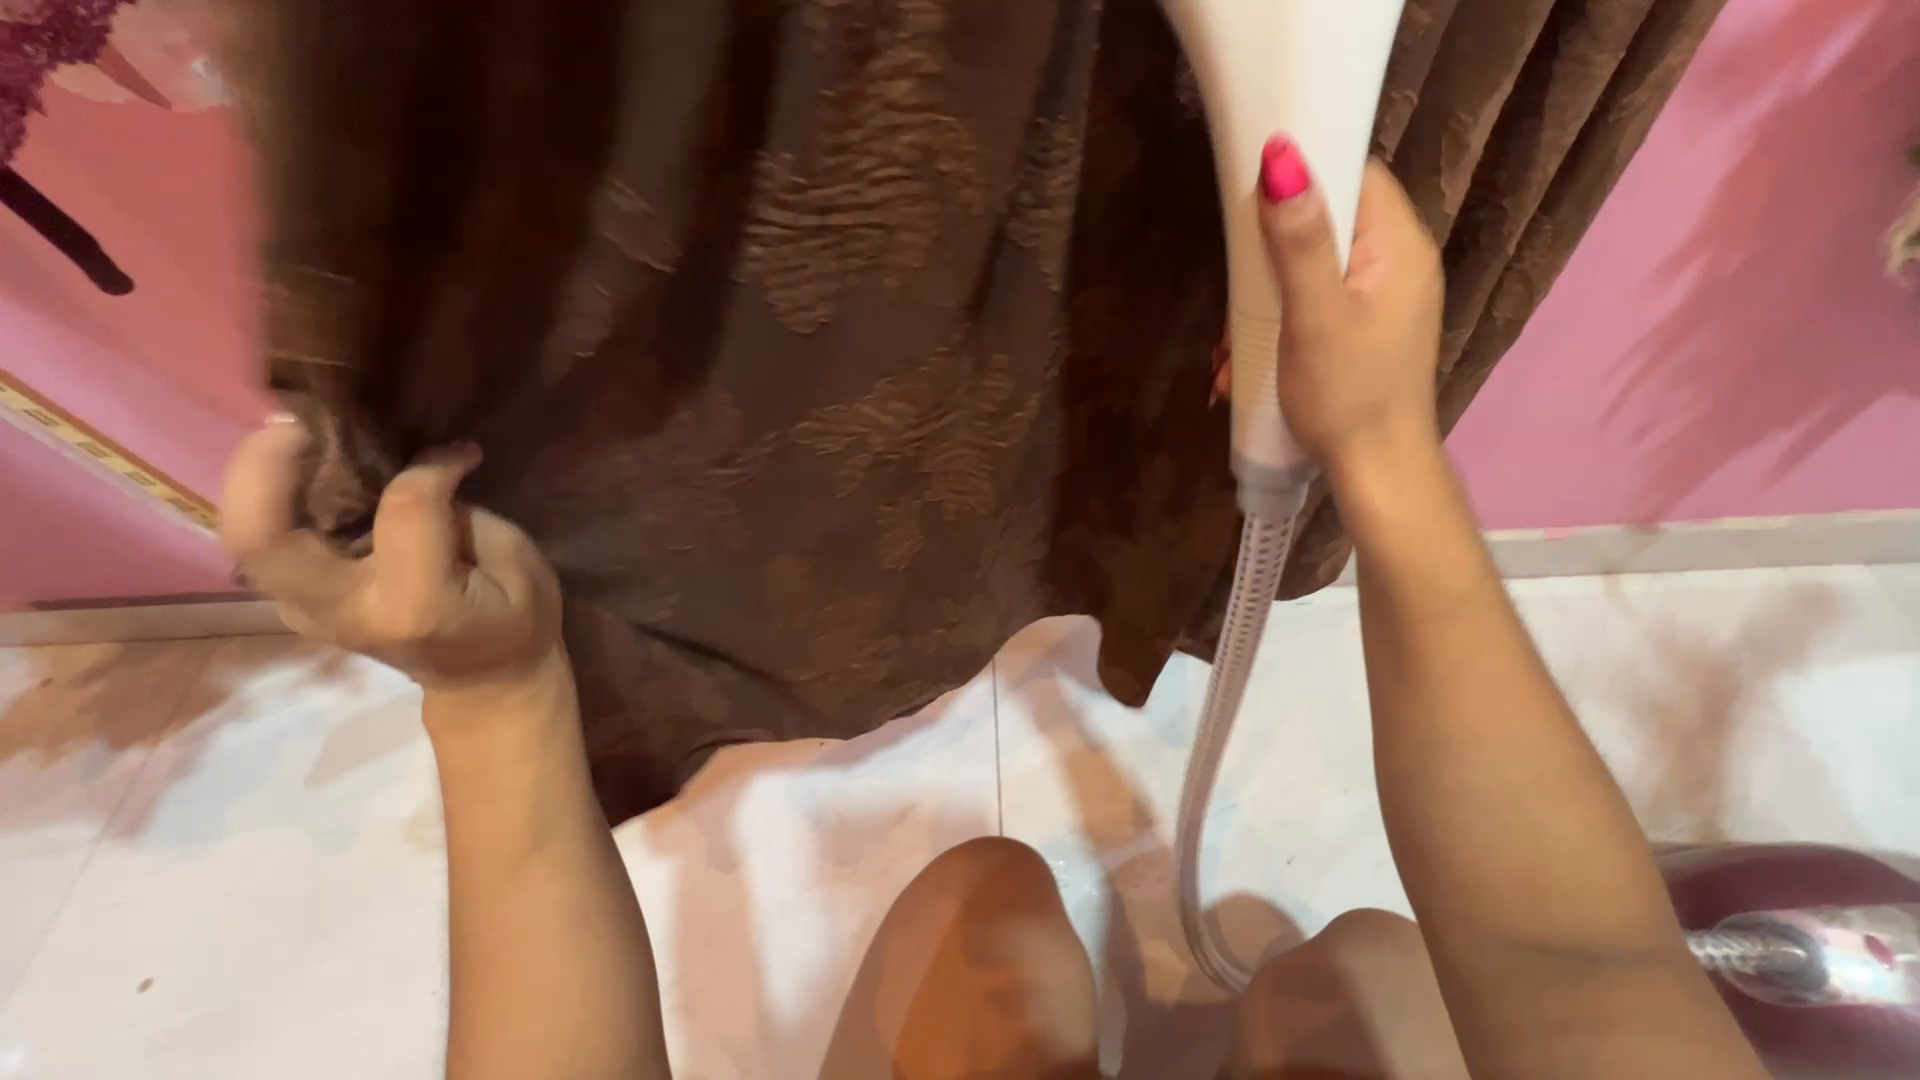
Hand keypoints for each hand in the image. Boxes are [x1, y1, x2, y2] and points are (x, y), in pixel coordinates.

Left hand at [220, 419, 564, 700]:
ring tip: (301, 438)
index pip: (403, 508)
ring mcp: (310, 615)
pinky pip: (269, 547)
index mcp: (415, 603)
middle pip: (262, 534)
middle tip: (305, 422)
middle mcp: (345, 609)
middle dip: (268, 463)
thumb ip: (462, 517)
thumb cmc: (519, 624)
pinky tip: (311, 476)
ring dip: (260, 478)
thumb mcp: (519, 565)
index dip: (433, 465)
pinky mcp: (298, 607)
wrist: (487, 682)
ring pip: (245, 538)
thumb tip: (418, 470)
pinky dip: (276, 502)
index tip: (459, 452)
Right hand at [1258, 146, 1443, 467]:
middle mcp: (1397, 265)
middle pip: (1327, 222)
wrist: (1375, 470)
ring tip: (1228, 343)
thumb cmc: (1346, 393)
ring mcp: (1380, 301)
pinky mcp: (1363, 332)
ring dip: (1263, 299)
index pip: (1354, 174)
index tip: (1252, 190)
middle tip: (1234, 289)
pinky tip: (1244, 360)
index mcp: (1398, 247)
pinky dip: (1277, 324)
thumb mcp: (1314, 316)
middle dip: (1268, 252)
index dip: (1305, 170)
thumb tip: (1281, 157)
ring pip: (1312, 269)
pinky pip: (1314, 305)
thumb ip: (1299, 241)